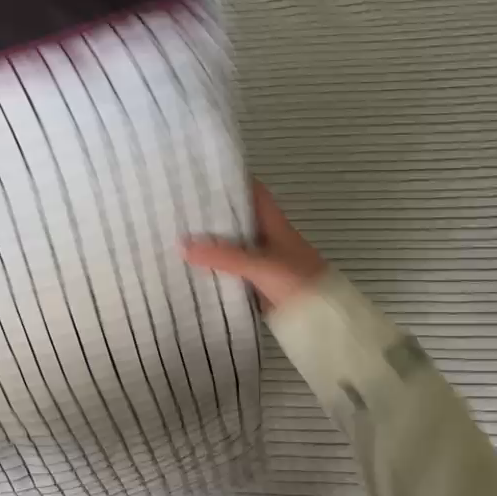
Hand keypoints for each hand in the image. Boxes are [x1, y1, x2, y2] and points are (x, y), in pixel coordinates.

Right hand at [182, 182, 327, 312]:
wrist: (321, 318)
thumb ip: (221, 255)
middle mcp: (266, 237)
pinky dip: (213, 266)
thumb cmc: (297, 280)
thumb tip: (180, 244)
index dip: (232, 181)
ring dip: (209, 241)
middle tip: (179, 206)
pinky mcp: (256, 281)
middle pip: (237, 218)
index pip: (253, 193)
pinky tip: (191, 264)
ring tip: (176, 232)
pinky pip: (229, 268)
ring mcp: (262, 260)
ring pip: (231, 244)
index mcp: (273, 223)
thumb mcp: (258, 264)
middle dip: (212, 212)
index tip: (204, 177)